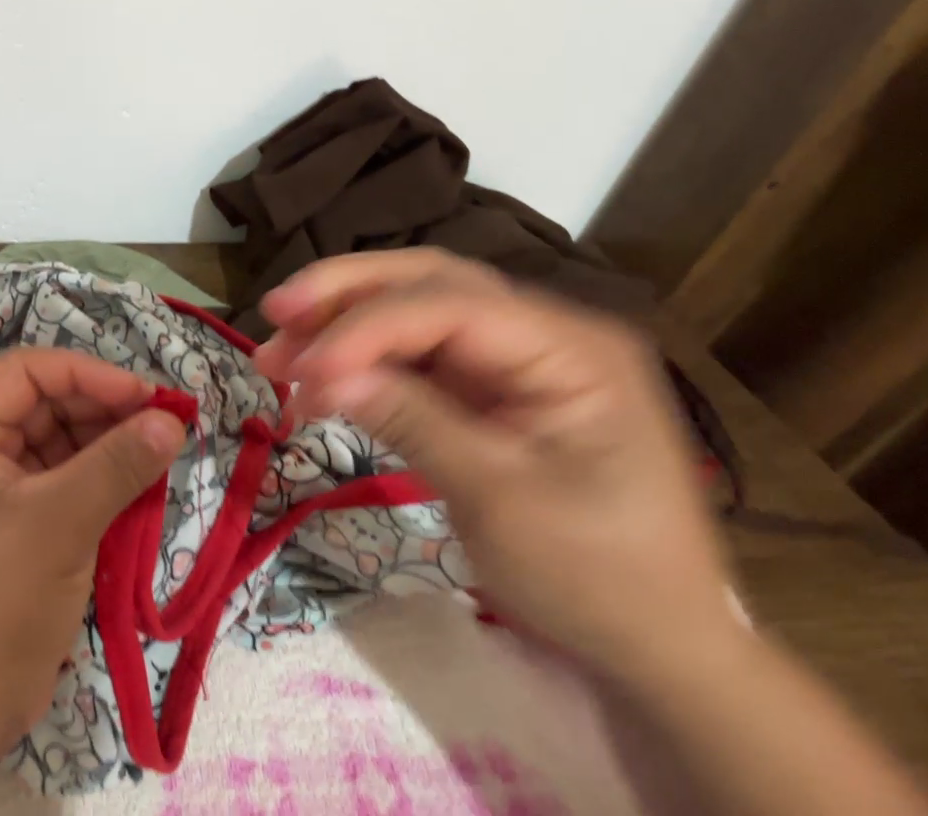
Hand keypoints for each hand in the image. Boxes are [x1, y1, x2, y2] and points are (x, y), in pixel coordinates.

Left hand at [0, 348, 189, 746]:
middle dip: (105, 409)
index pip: (27, 372)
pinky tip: (142, 486)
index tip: (149, 398)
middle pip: (45, 403)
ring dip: (109, 444)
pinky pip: (63, 480)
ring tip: (162, 455)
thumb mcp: (59, 524)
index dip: (89, 374)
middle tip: (168, 426)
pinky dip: (101, 479)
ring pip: (59, 441)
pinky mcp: (16, 522)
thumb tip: (172, 418)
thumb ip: (117, 465)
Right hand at [252, 248, 740, 679]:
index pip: (452, 305)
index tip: (301, 369)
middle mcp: (543, 336)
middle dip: (347, 296)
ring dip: (343, 327)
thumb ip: (414, 422)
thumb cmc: (595, 575)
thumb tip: (322, 373)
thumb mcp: (501, 499)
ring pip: (414, 315)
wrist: (653, 644)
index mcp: (571, 348)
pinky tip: (317, 386)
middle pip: (431, 283)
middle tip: (274, 315)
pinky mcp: (488, 395)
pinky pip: (415, 362)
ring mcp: (514, 364)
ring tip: (276, 358)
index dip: (367, 326)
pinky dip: (361, 367)